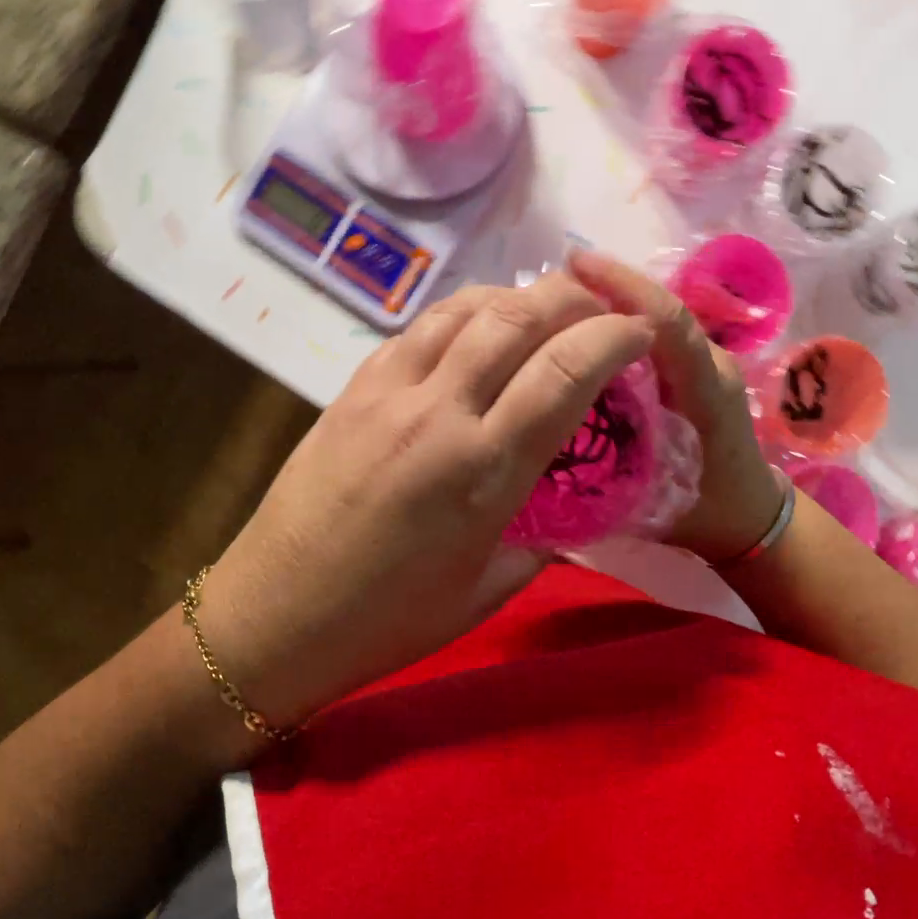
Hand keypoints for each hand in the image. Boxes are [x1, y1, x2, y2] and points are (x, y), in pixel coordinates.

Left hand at [200, 275, 654, 726]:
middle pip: (518, 317)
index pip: (567, 371)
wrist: (276, 615)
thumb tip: (568, 506)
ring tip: (542, 311)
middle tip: (601, 308)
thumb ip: (541, 540)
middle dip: (574, 298)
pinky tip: (472, 332)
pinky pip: (415, 331)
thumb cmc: (388, 621)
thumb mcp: (487, 592)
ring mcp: (387, 393)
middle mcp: (439, 412)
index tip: (640, 333)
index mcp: (483, 470)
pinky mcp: (349, 390)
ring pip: (462, 309)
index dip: (616, 337)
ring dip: (515, 297)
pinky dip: (459, 316)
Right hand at [566, 249, 782, 563]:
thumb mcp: (652, 507)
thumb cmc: (705, 515)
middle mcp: (711, 365)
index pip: (671, 325)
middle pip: (658, 309)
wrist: (752, 515)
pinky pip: (651, 335)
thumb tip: (546, 443)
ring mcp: (706, 361)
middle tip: (539, 289)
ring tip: (548, 307)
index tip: (574, 267)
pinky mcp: (694, 366)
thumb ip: (609, 475)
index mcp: (708, 395)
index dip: (626, 289)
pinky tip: (573, 335)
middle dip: (604, 289)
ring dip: (605, 305)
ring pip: (653, 319)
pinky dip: (613, 328)